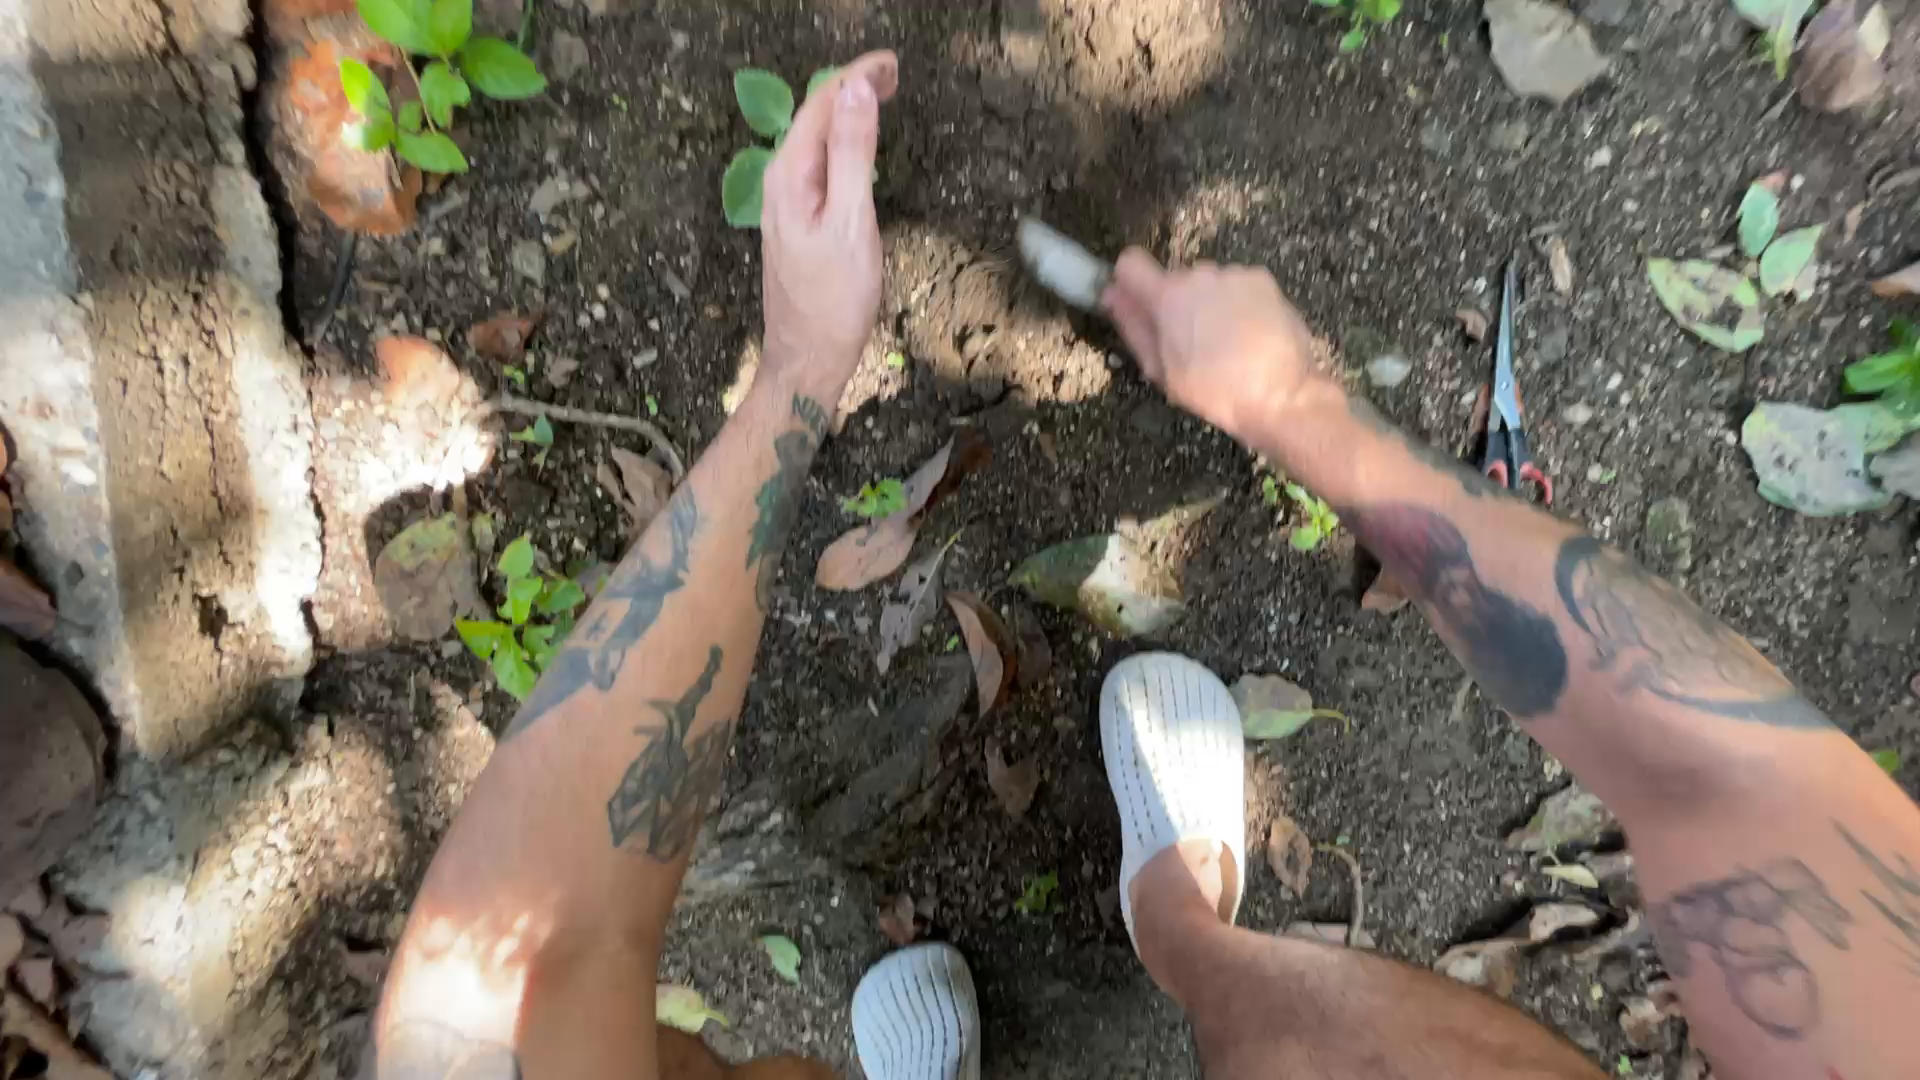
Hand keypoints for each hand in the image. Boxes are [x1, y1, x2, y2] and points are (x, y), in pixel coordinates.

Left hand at [759, 51, 899, 401]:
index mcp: (790, 176)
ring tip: (879, 103)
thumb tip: (856, 89)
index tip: (895, 68)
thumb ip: (853, 155)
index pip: (823, 105)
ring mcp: (784, 208)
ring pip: (815, 146)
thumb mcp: (850, 223)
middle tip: (894, 79)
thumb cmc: (834, 300)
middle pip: (814, 120)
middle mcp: (779, 184)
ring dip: (846, 119)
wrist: (808, 358)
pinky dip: (841, 151)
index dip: (857, 77)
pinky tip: (857, 155)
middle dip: (851, 90)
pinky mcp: (795, 229)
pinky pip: (818, 172)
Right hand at [1102, 249, 1326, 442]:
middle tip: (1186, 344)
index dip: (1127, 282)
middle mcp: (1201, 274)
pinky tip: (1244, 336)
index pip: (1130, 263)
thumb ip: (1133, 327)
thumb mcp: (1161, 369)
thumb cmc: (1214, 389)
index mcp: (1169, 296)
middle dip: (1174, 304)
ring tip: (1221, 343)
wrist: (1279, 393)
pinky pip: (1235, 286)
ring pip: (1206, 284)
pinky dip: (1234, 305)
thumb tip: (1112, 297)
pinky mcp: (1263, 280)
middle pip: (1173, 279)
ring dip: (1205, 305)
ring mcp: (1235, 274)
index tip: (1134, 303)